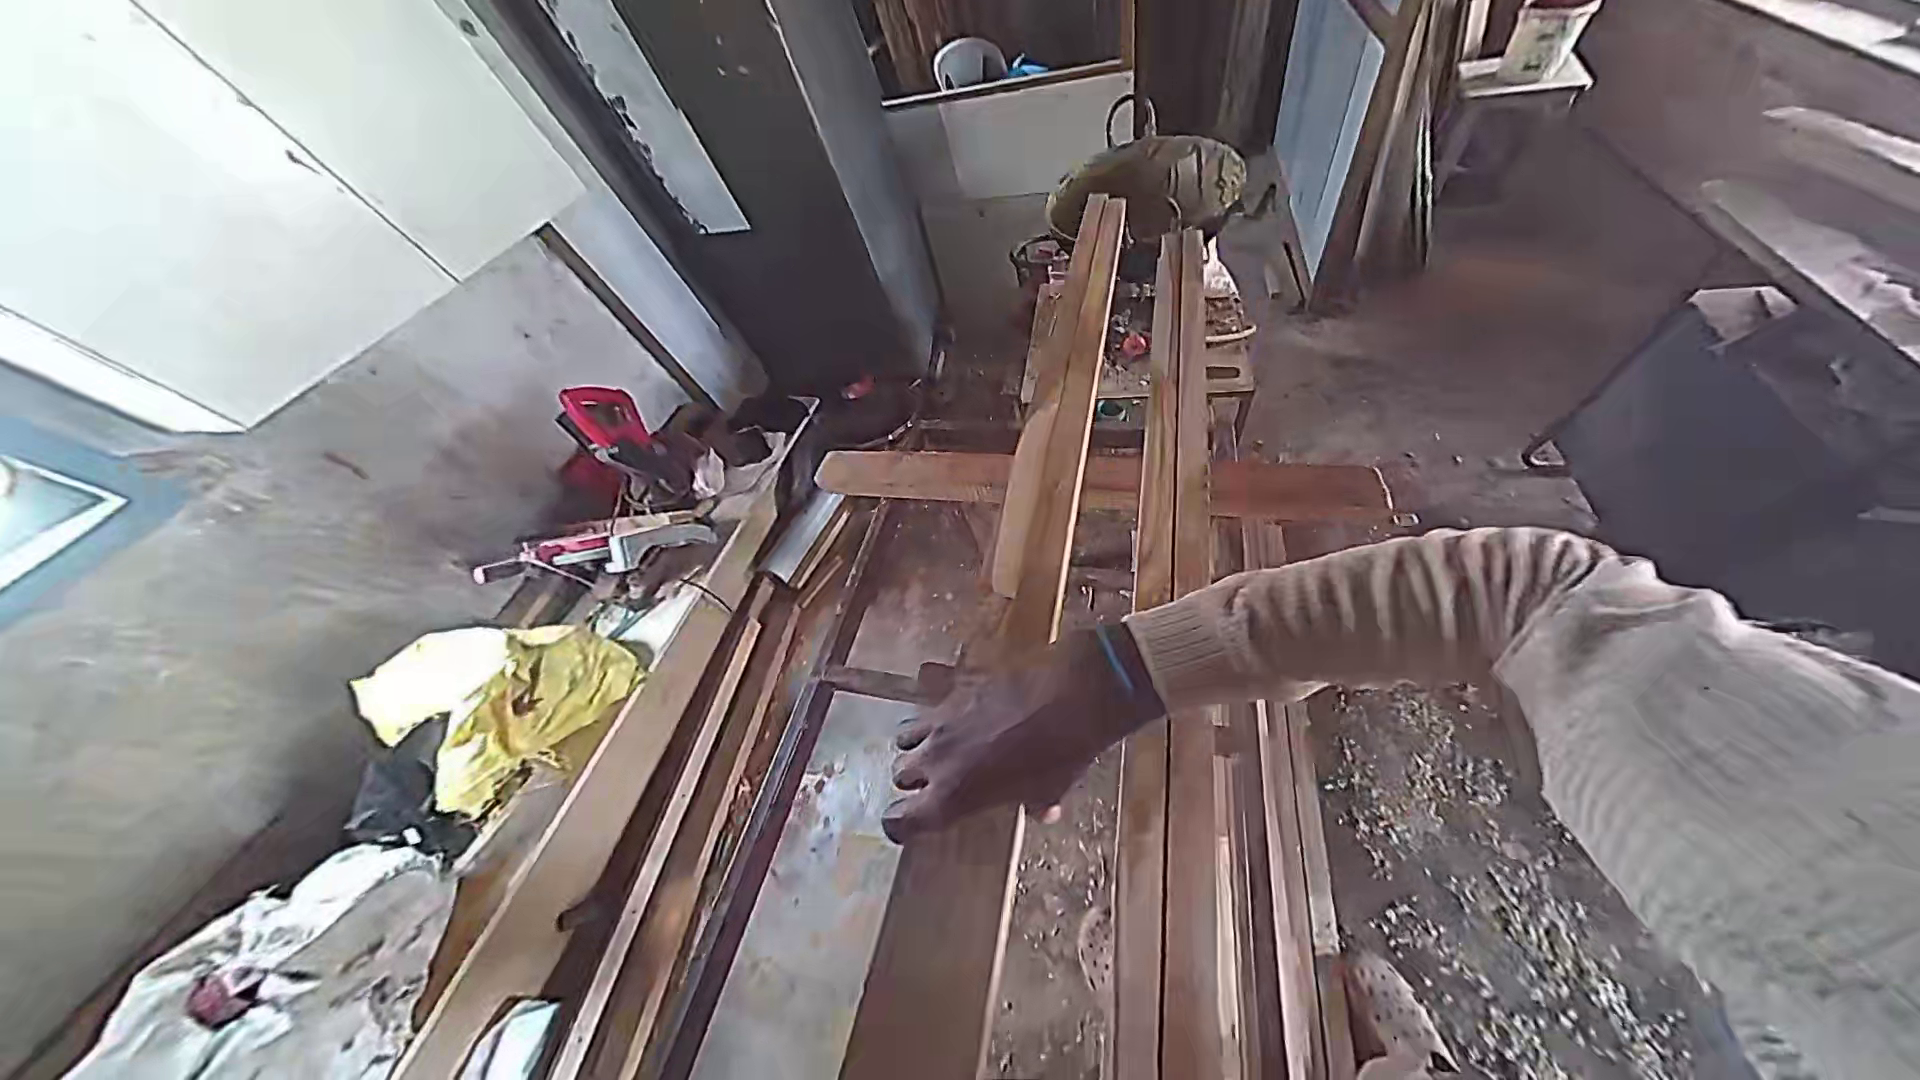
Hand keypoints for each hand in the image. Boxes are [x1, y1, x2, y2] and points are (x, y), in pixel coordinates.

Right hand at [882, 627, 1160, 842]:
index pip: (900, 820)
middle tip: (937, 778)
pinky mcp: (954, 686)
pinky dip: (941, 708)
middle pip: (901, 772)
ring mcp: (942, 718)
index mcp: (953, 796)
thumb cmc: (1061, 754)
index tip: (907, 824)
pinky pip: (933, 699)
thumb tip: (1042, 811)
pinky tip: (960, 707)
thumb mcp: (1049, 790)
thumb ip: (1035, 804)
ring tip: (942, 742)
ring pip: (906, 735)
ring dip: (919, 742)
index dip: (900, 824)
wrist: (1069, 696)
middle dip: (915, 778)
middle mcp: (936, 758)